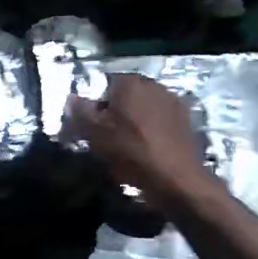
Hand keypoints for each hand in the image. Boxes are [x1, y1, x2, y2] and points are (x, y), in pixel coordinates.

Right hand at [67, 74, 217, 198]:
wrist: (175, 177)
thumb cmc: (130, 150)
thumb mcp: (94, 132)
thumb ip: (80, 111)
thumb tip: (72, 97)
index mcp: (130, 82)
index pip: (103, 84)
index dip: (94, 104)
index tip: (90, 125)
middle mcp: (153, 84)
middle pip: (125, 95)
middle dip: (115, 111)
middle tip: (106, 136)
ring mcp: (173, 101)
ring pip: (143, 107)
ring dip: (134, 120)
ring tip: (127, 145)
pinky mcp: (186, 119)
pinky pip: (159, 120)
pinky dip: (151, 130)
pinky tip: (147, 148)